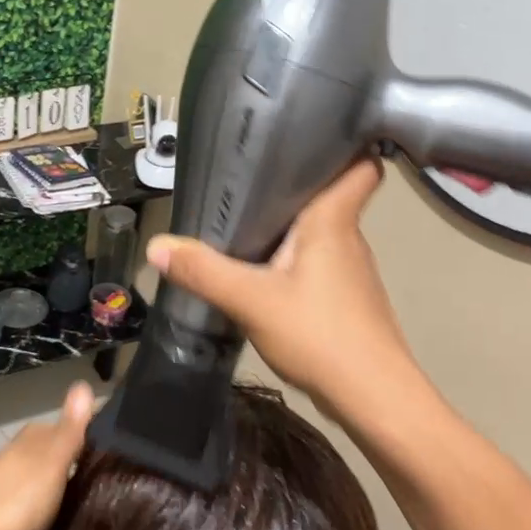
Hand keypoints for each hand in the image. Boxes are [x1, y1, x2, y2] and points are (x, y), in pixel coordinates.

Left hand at [0, 382, 93, 529]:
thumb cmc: (16, 501)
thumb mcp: (52, 461)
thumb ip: (69, 429)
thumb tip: (84, 384)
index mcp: (28, 440)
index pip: (61, 427)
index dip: (84, 438)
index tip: (111, 454)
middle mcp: (15, 457)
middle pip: (49, 454)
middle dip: (72, 465)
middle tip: (104, 482)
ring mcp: (5, 487)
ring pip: (39, 480)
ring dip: (57, 489)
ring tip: (85, 503)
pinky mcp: (1, 518)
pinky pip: (30, 506)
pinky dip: (44, 510)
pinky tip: (56, 522)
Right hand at [145, 159, 415, 417]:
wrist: (373, 399)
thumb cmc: (321, 334)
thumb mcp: (251, 300)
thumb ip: (204, 272)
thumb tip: (157, 245)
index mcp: (333, 221)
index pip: (361, 166)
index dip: (346, 143)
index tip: (312, 131)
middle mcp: (347, 238)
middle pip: (327, 197)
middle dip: (293, 186)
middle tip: (246, 179)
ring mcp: (350, 273)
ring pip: (319, 235)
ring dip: (289, 229)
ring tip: (244, 224)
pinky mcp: (346, 302)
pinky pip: (314, 266)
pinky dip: (291, 263)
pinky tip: (262, 277)